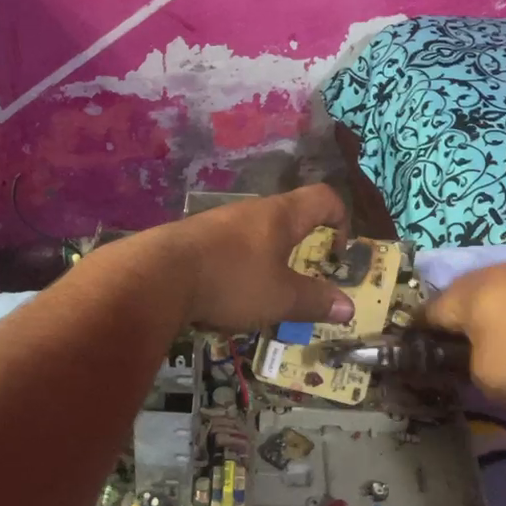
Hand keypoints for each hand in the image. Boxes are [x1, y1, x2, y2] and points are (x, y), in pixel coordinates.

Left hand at [118, 185, 356, 330]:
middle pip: (287, 217)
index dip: (341, 218)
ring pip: (254, 237)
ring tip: (262, 298)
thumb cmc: (231, 280)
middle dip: (299, 248)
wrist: (156, 276)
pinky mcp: (192, 240)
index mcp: (280, 215)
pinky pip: (225, 251)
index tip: (338, 252)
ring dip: (265, 263)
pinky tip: (224, 299)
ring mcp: (217, 223)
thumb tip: (349, 307)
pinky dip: (235, 271)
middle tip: (301, 282)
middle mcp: (250, 210)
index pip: (324, 197)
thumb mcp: (280, 298)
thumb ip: (315, 301)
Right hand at [423, 252, 505, 398]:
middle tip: (470, 372)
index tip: (427, 372)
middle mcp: (481, 278)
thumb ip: (474, 381)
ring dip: (499, 335)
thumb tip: (480, 375)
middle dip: (462, 341)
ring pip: (496, 310)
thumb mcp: (493, 379)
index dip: (420, 347)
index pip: (422, 320)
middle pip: (460, 313)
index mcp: (456, 296)